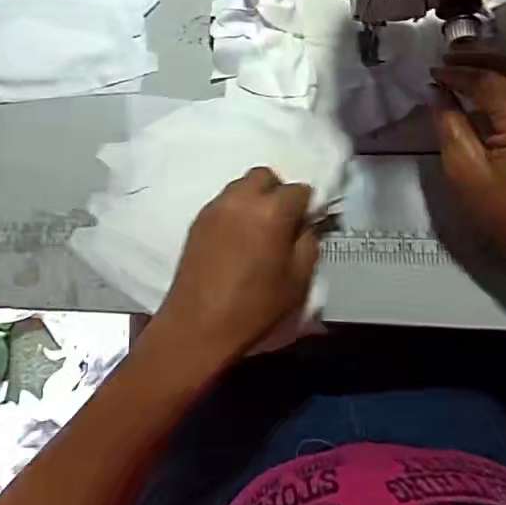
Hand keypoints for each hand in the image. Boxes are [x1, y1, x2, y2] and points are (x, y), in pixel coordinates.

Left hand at [155, 167, 319, 365]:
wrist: (198, 327)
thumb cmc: (254, 308)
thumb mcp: (298, 281)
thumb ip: (308, 245)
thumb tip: (305, 227)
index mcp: (272, 211)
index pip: (299, 190)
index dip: (307, 207)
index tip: (306, 225)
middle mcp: (242, 199)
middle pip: (265, 177)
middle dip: (278, 192)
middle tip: (282, 222)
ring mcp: (215, 207)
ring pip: (241, 186)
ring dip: (254, 199)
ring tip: (258, 230)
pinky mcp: (197, 221)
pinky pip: (223, 202)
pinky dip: (235, 211)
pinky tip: (237, 239)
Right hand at [431, 53, 505, 274]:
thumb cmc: (504, 213)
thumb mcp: (464, 172)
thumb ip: (449, 125)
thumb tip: (439, 93)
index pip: (488, 82)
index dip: (457, 74)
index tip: (433, 74)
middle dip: (477, 59)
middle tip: (446, 59)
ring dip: (496, 62)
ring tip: (465, 63)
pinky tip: (492, 78)